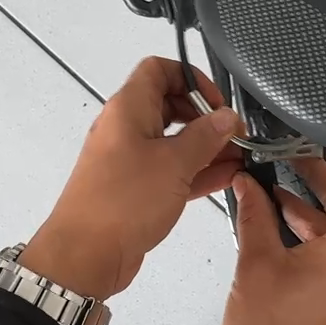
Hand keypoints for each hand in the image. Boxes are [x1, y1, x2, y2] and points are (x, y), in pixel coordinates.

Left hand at [20, 58, 242, 300]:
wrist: (84, 254)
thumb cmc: (125, 200)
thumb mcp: (174, 163)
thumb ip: (205, 136)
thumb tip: (226, 116)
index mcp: (128, 108)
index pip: (159, 70)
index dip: (191, 78)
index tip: (217, 102)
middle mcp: (127, 128)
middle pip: (170, 105)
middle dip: (205, 117)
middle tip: (234, 135)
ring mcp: (130, 159)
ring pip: (173, 141)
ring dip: (206, 147)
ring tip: (241, 159)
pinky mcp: (135, 188)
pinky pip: (170, 170)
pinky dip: (195, 171)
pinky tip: (227, 178)